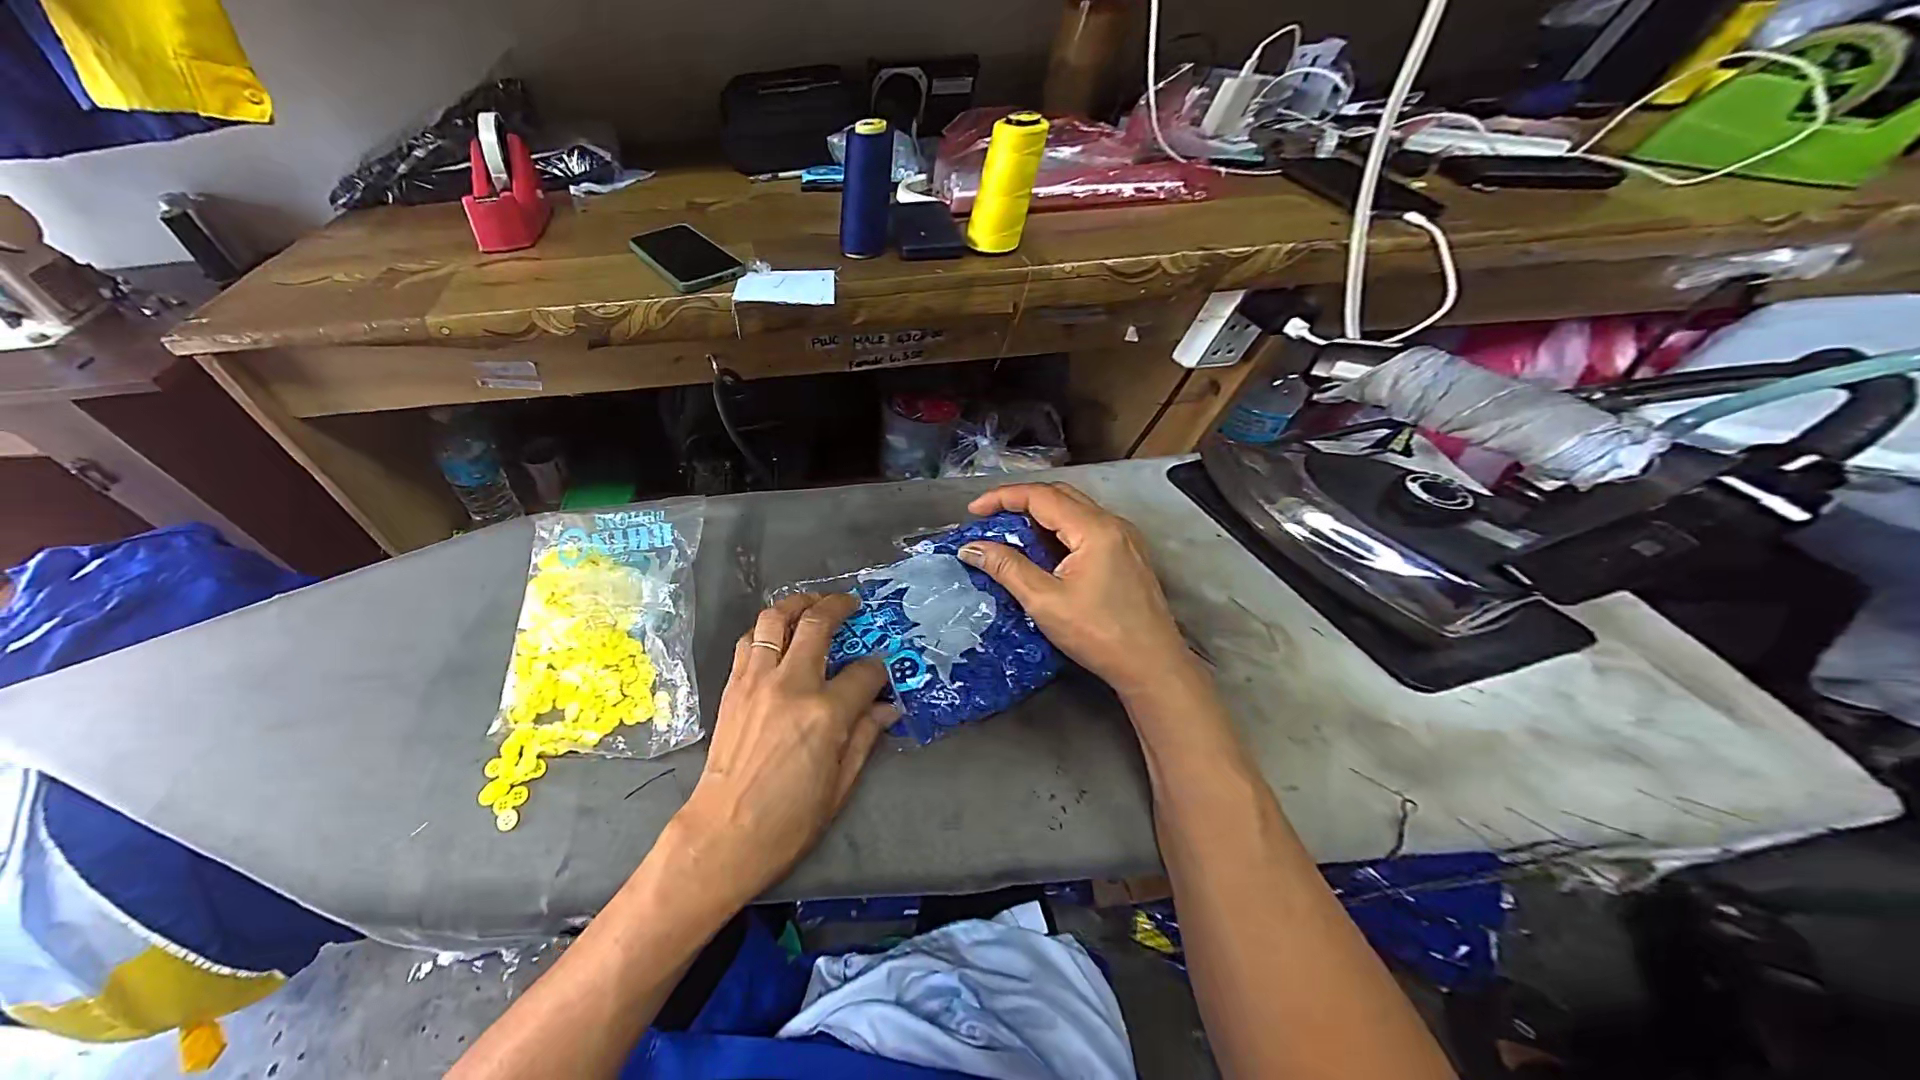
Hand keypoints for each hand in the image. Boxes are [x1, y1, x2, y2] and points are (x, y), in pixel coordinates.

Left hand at [668, 592, 893, 903]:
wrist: (724, 833)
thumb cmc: (790, 819)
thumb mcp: (841, 783)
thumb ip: (865, 736)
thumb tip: (887, 708)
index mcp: (826, 713)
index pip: (864, 672)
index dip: (879, 668)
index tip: (882, 671)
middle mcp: (791, 685)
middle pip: (818, 624)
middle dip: (840, 606)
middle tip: (850, 604)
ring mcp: (757, 681)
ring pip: (776, 620)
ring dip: (797, 604)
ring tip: (811, 604)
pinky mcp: (733, 687)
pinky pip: (750, 641)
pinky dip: (767, 629)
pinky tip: (778, 635)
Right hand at [958, 482, 1195, 702]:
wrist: (1152, 666)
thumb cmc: (1100, 635)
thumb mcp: (1045, 601)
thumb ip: (1007, 568)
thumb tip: (972, 548)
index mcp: (1094, 529)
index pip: (1041, 496)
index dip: (1002, 497)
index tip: (974, 511)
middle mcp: (1113, 524)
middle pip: (1059, 495)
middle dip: (1020, 501)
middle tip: (989, 519)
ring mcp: (1124, 539)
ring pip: (1074, 511)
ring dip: (1039, 516)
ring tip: (1009, 534)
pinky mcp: (1128, 555)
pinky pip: (1087, 528)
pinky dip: (1059, 531)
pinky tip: (1043, 552)